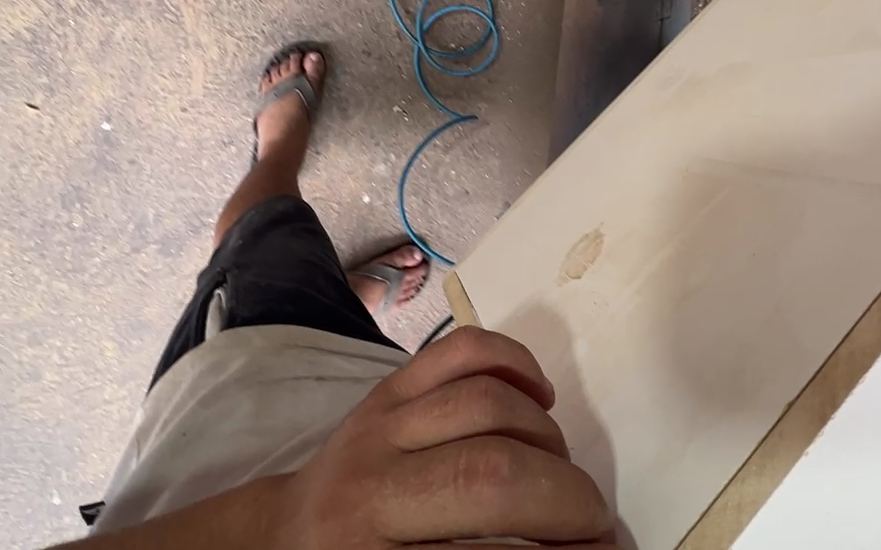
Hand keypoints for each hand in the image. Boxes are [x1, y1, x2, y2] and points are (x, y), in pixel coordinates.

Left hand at [275, 325, 615, 548]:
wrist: (285, 537)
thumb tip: (585, 549)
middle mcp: (372, 489)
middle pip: (489, 475)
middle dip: (565, 498)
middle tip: (595, 521)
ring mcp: (380, 421)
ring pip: (485, 405)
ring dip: (547, 441)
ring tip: (561, 472)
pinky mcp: (391, 381)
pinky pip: (462, 350)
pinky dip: (515, 363)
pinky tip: (541, 398)